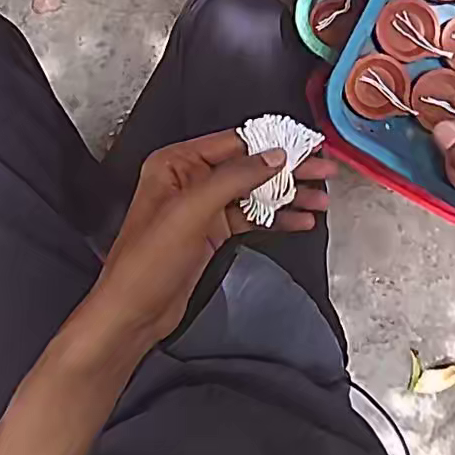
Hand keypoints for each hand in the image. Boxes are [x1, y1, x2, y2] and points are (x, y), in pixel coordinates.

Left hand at [96, 129, 335, 342]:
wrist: (134, 311)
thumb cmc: (144, 262)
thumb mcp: (191, 211)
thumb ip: (233, 179)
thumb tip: (271, 156)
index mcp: (175, 163)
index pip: (233, 143)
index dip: (271, 143)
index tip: (303, 145)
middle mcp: (189, 180)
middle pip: (248, 167)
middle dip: (287, 170)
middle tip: (320, 171)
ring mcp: (202, 207)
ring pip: (254, 193)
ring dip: (287, 196)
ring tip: (318, 198)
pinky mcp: (212, 231)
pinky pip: (251, 217)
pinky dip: (277, 218)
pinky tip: (299, 219)